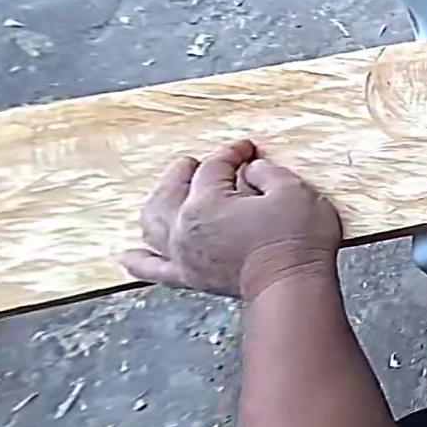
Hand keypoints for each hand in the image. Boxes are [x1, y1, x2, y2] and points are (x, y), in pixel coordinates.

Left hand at [120, 140, 341, 299]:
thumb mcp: (296, 193)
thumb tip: (252, 168)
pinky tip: (129, 253)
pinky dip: (137, 259)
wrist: (291, 280)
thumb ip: (270, 175)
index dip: (230, 154)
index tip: (244, 146)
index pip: (213, 169)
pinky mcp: (188, 275)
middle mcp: (182, 226)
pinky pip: (151, 266)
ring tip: (161, 195)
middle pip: (171, 193)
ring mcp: (181, 252)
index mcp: (207, 203)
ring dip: (154, 206)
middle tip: (188, 163)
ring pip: (152, 224)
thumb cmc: (298, 236)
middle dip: (180, 175)